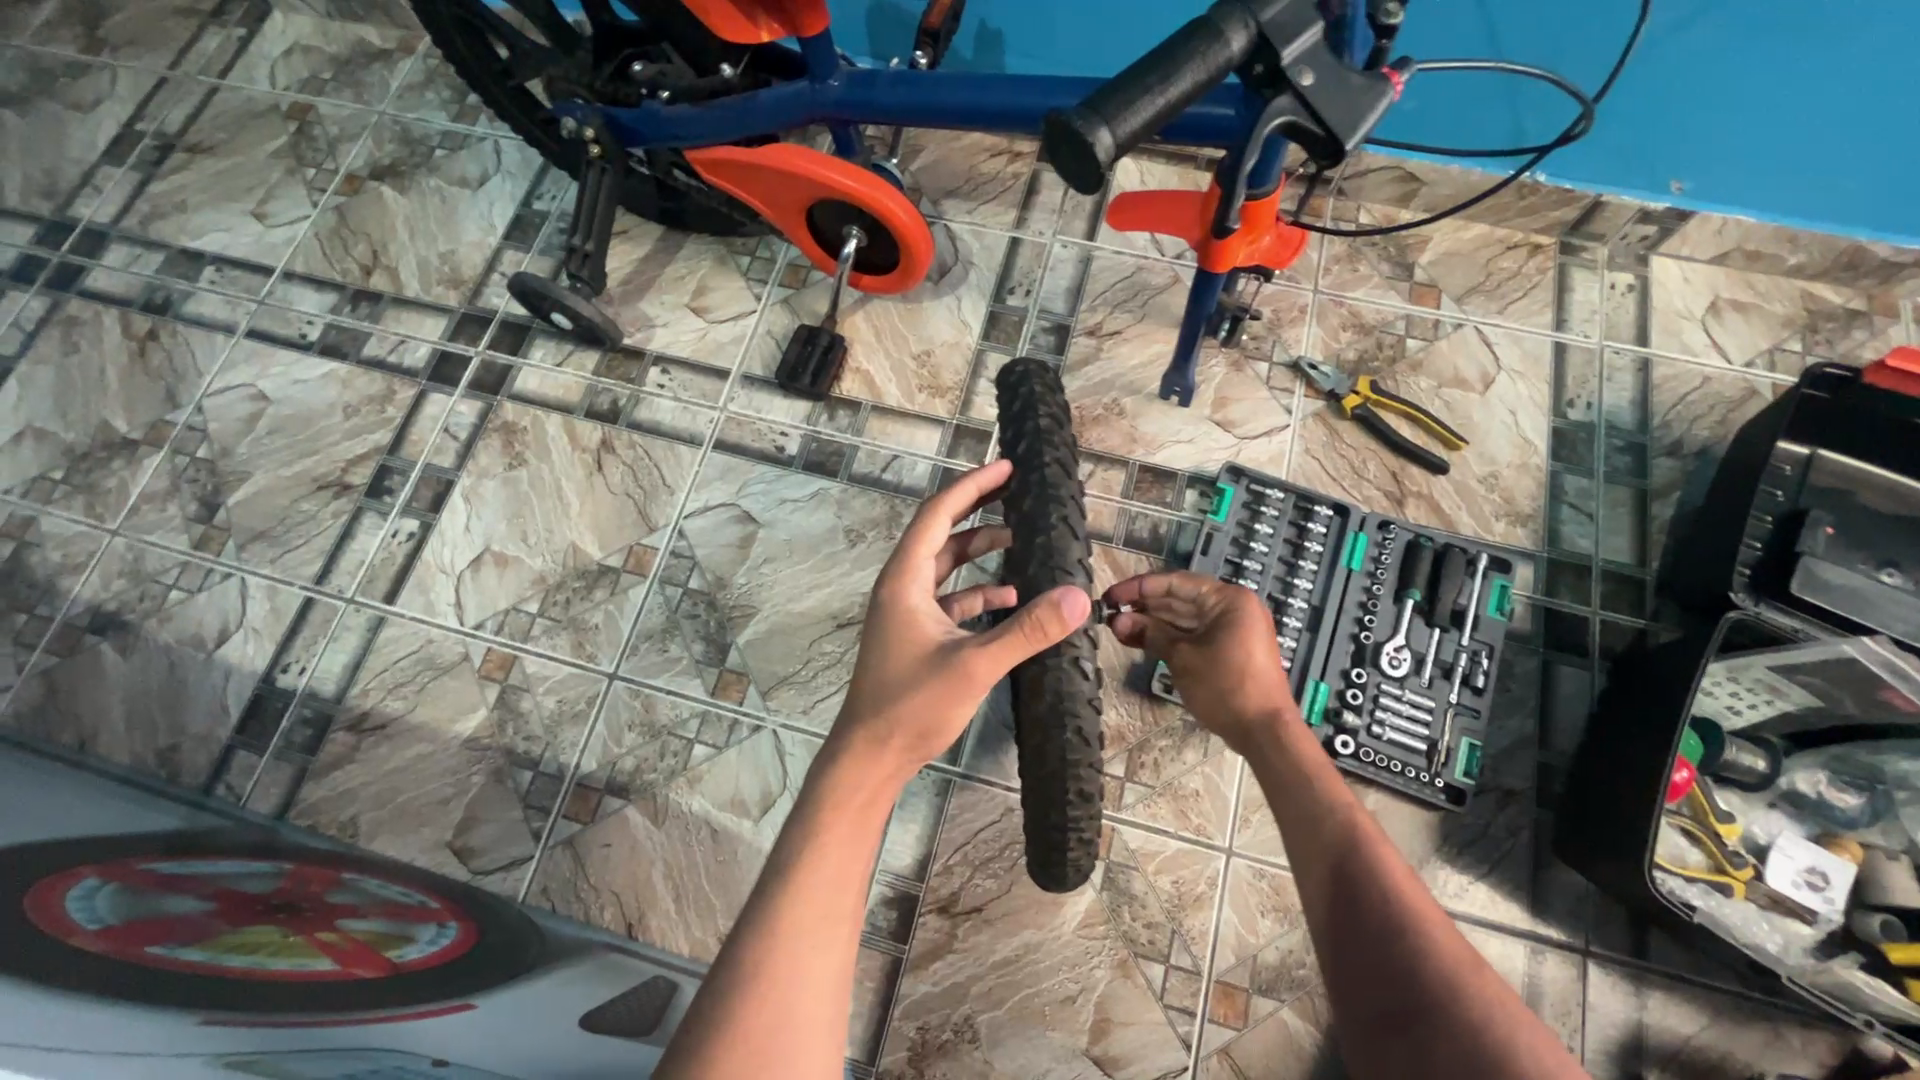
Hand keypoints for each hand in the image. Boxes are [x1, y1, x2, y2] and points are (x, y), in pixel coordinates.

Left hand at [830, 459, 1092, 783]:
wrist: (871, 755)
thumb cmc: (911, 706)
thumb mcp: (975, 665)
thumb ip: (1026, 630)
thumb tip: (1076, 597)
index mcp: (904, 580)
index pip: (938, 515)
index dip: (973, 487)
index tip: (1007, 468)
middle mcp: (902, 588)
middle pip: (942, 535)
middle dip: (979, 513)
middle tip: (1019, 496)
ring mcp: (907, 613)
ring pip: (946, 569)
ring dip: (980, 554)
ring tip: (1022, 541)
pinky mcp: (916, 637)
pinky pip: (950, 601)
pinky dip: (978, 593)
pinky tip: (1010, 598)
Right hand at [1105, 571, 1298, 755]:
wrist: (1265, 731)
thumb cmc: (1225, 687)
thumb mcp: (1182, 657)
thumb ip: (1150, 633)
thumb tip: (1117, 621)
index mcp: (1228, 599)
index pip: (1175, 582)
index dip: (1139, 588)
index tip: (1110, 596)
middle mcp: (1234, 607)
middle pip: (1181, 598)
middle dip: (1145, 607)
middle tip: (1110, 614)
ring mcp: (1234, 629)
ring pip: (1186, 618)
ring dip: (1154, 623)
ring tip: (1119, 629)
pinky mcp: (1231, 649)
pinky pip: (1196, 634)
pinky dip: (1171, 637)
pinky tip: (1142, 640)